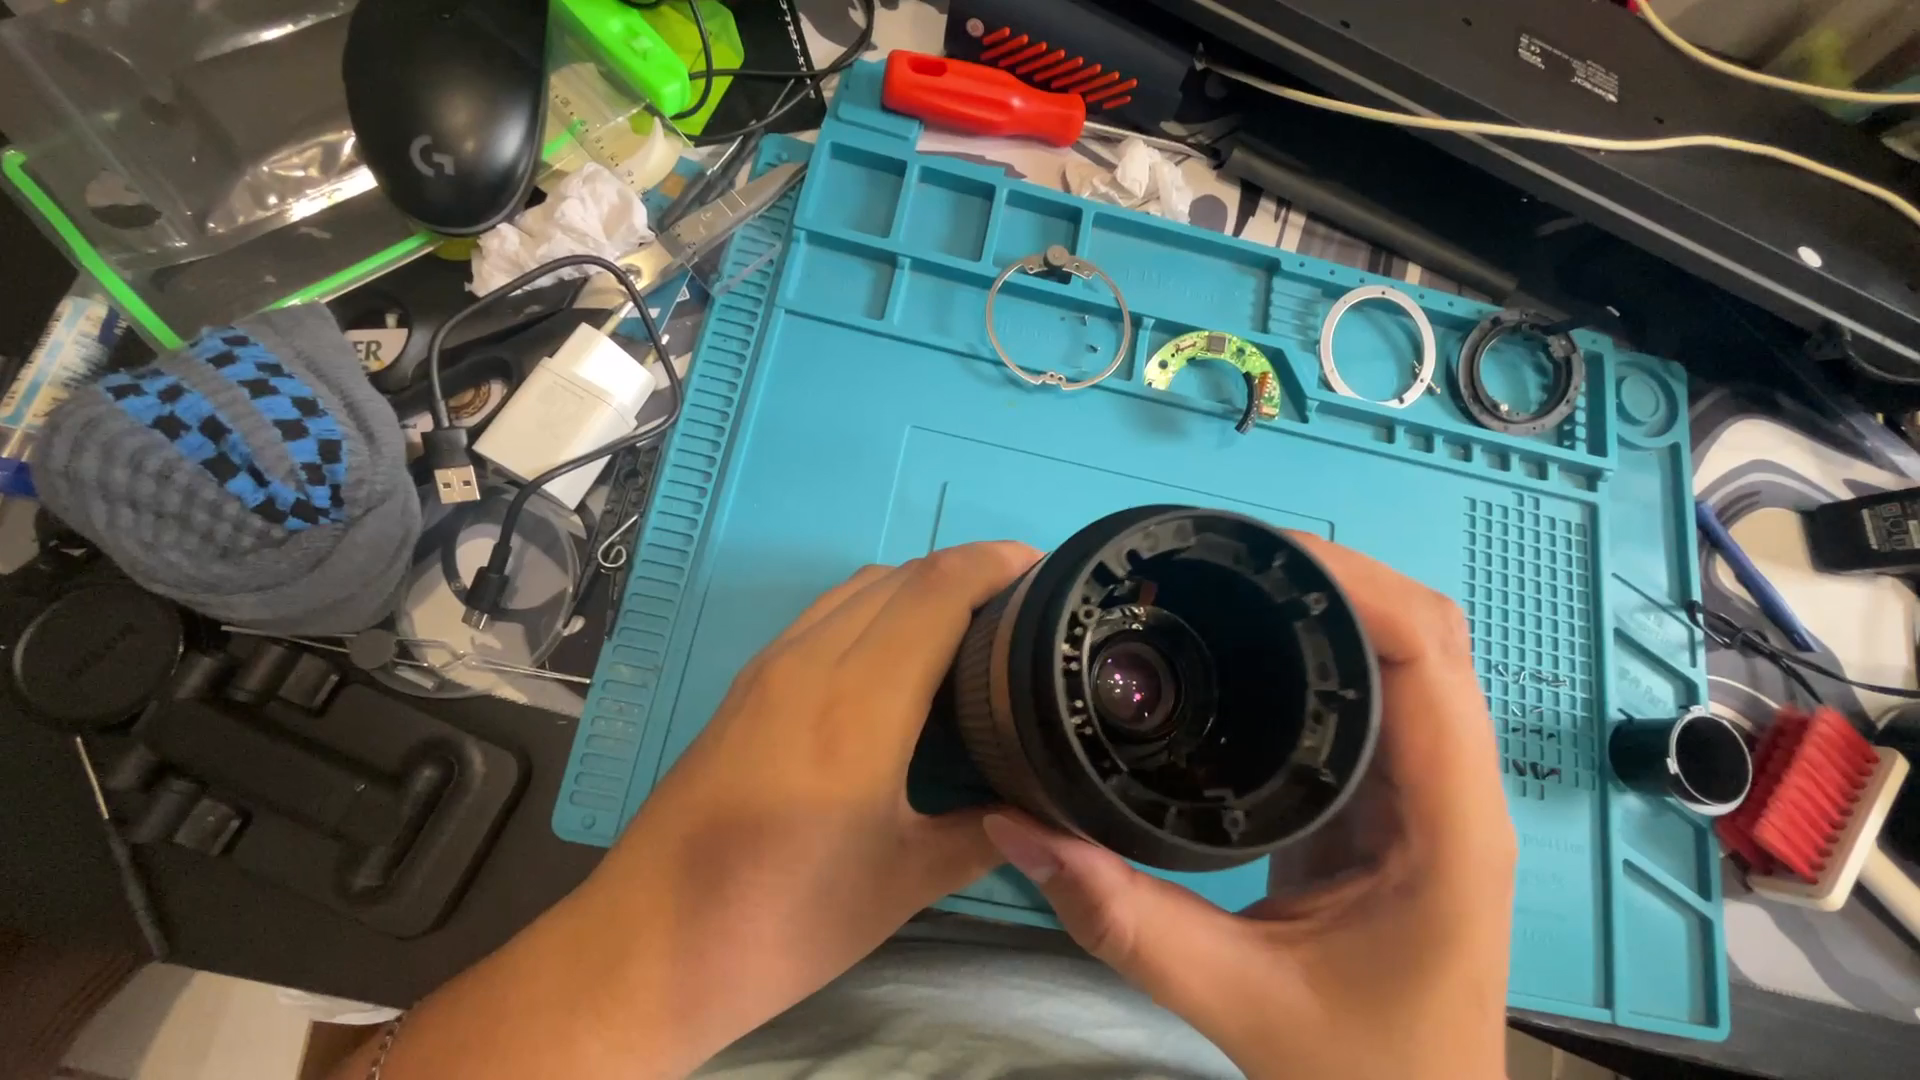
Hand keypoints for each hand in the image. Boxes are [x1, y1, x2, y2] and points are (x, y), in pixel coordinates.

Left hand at [576, 540, 1041, 1071]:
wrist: (649, 946)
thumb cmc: (783, 917)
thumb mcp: (903, 882)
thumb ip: (985, 833)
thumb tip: (1045, 811)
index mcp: (859, 702)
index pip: (936, 590)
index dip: (994, 562)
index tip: (1044, 569)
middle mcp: (811, 662)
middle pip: (901, 577)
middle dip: (968, 568)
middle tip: (1023, 601)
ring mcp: (770, 668)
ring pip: (858, 589)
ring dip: (919, 584)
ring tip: (970, 619)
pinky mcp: (746, 685)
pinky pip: (825, 615)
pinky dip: (876, 607)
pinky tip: (898, 653)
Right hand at [981, 535, 1515, 1079]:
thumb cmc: (1359, 1073)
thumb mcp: (1231, 999)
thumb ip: (1118, 917)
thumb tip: (1016, 825)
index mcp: (1443, 825)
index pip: (1424, 657)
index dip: (1350, 586)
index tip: (1256, 558)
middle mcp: (1450, 790)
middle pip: (1423, 633)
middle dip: (1337, 578)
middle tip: (1232, 563)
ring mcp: (1426, 791)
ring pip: (1405, 656)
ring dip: (1337, 606)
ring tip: (1239, 585)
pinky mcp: (1391, 800)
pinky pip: (1376, 696)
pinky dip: (1328, 651)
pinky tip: (1259, 649)